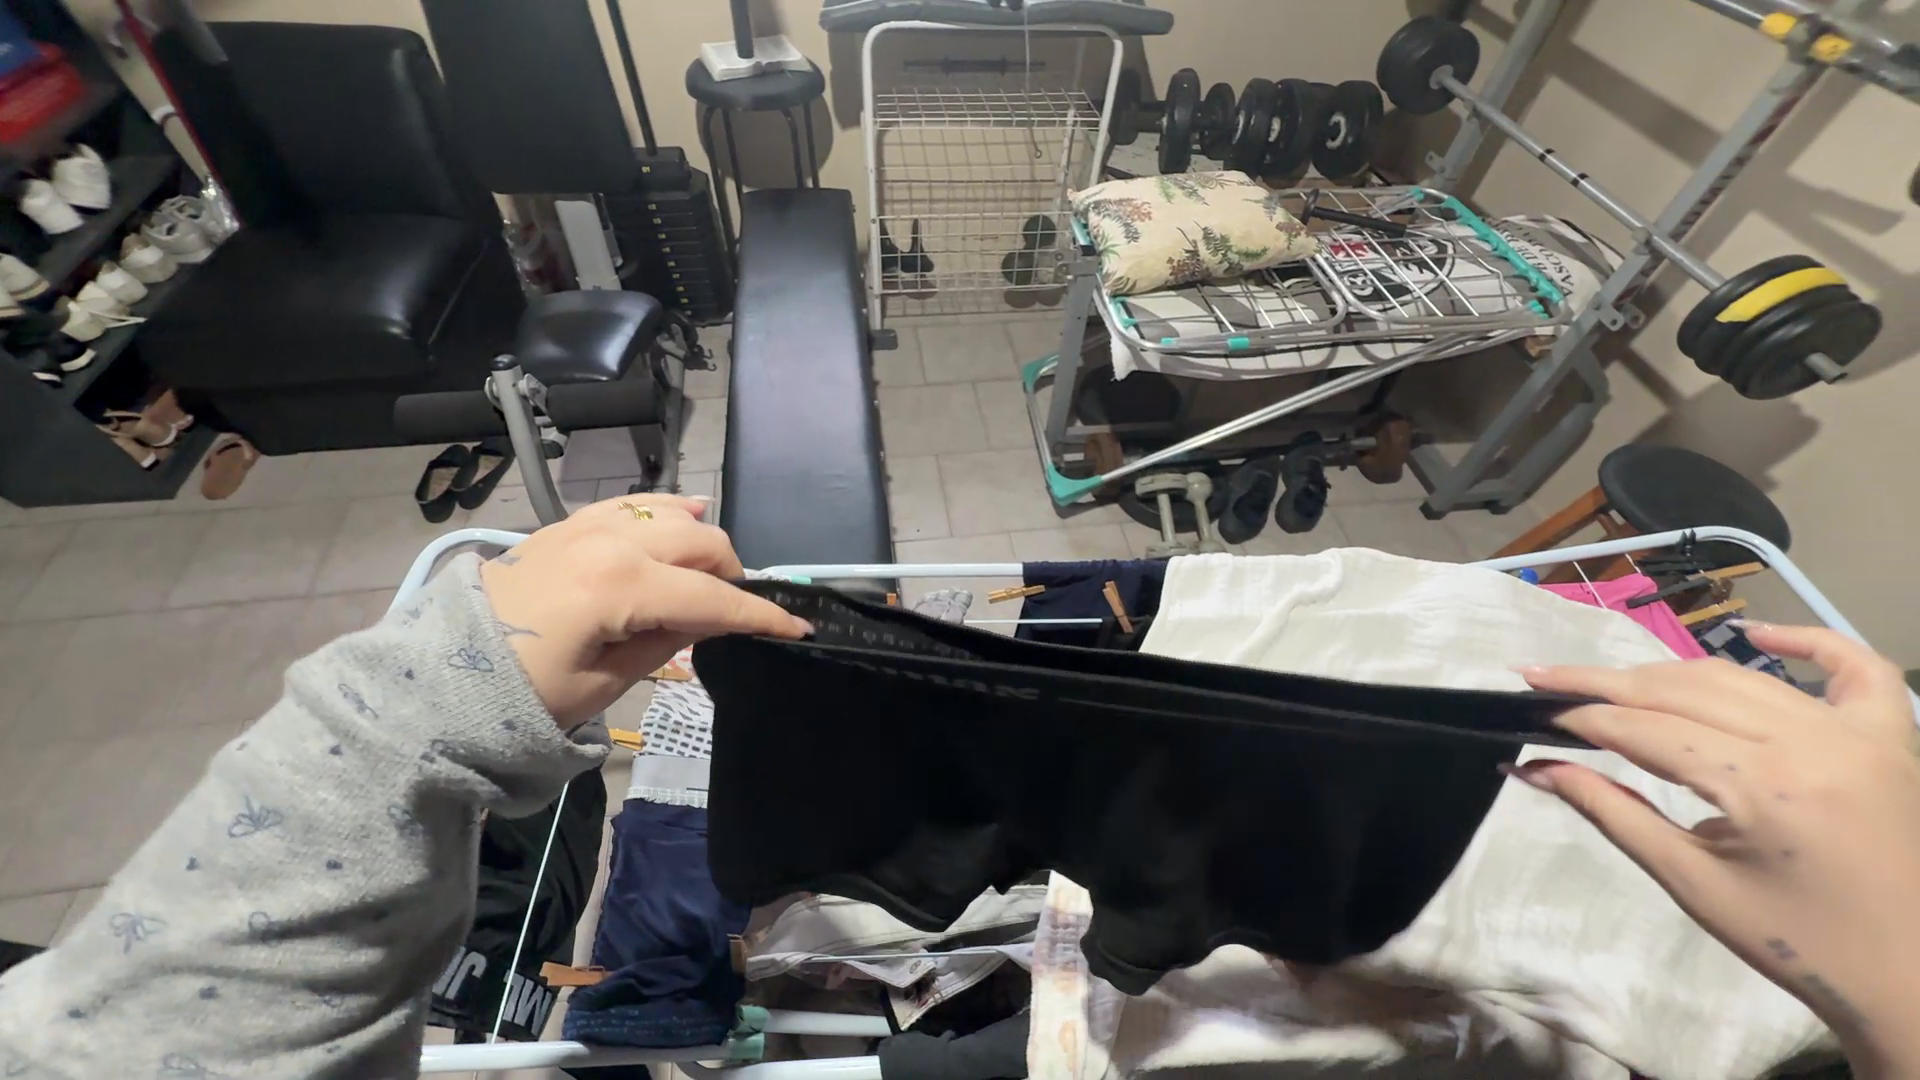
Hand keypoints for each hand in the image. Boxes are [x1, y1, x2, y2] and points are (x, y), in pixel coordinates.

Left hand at [477, 494, 810, 726]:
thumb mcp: (608, 680)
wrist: (441, 677)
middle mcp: (613, 541)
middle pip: (705, 543)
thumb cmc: (526, 694)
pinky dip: (669, 510)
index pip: (713, 599)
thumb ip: (671, 637)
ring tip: (710, 576)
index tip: (798, 627)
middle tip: (734, 613)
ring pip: (676, 514)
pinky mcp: (571, 523)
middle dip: (734, 577)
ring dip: (705, 542)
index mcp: (621, 586)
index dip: (761, 616)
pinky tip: (688, 515)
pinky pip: (636, 503)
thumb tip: (715, 617)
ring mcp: (589, 524)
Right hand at [1518, 626, 1919, 1078]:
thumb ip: (1608, 810)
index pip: (1643, 728)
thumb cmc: (1799, 941)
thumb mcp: (1689, 880)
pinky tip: (1757, 631)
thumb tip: (1532, 768)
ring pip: (1735, 677)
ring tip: (1609, 683)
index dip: (1579, 717)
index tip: (1530, 711)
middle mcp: (1813, 743)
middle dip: (1600, 683)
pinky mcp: (1893, 741)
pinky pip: (1858, 671)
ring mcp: (1860, 736)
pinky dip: (1808, 642)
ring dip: (1664, 673)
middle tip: (1541, 678)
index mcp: (1766, 785)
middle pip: (1679, 690)